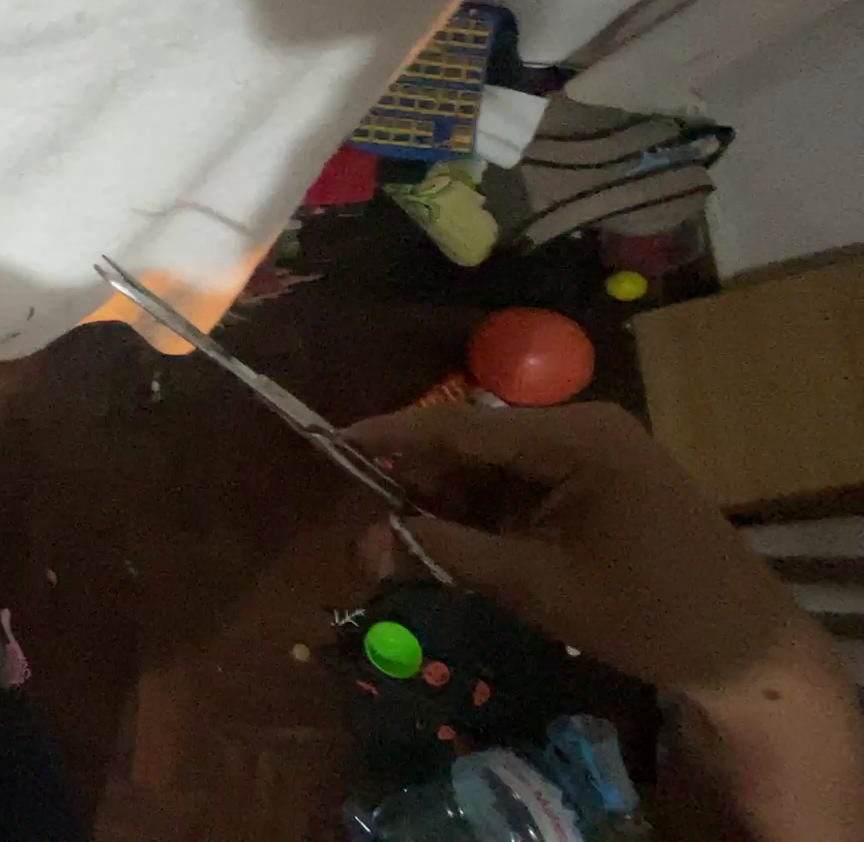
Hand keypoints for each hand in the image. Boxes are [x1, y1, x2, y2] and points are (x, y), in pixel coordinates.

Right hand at [346, 402, 800, 692]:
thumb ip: (443, 551)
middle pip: (467, 441)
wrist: (752, 658)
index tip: (331, 439)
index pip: (458, 426)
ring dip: (442, 495)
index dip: (390, 433)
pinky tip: (452, 533)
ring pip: (482, 461)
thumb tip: (364, 540)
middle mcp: (579, 428)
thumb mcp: (535, 585)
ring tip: (407, 532)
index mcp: (576, 439)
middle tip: (370, 511)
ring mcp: (586, 450)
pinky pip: (508, 478)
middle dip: (416, 477)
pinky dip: (474, 505)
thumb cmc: (648, 615)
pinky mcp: (587, 475)